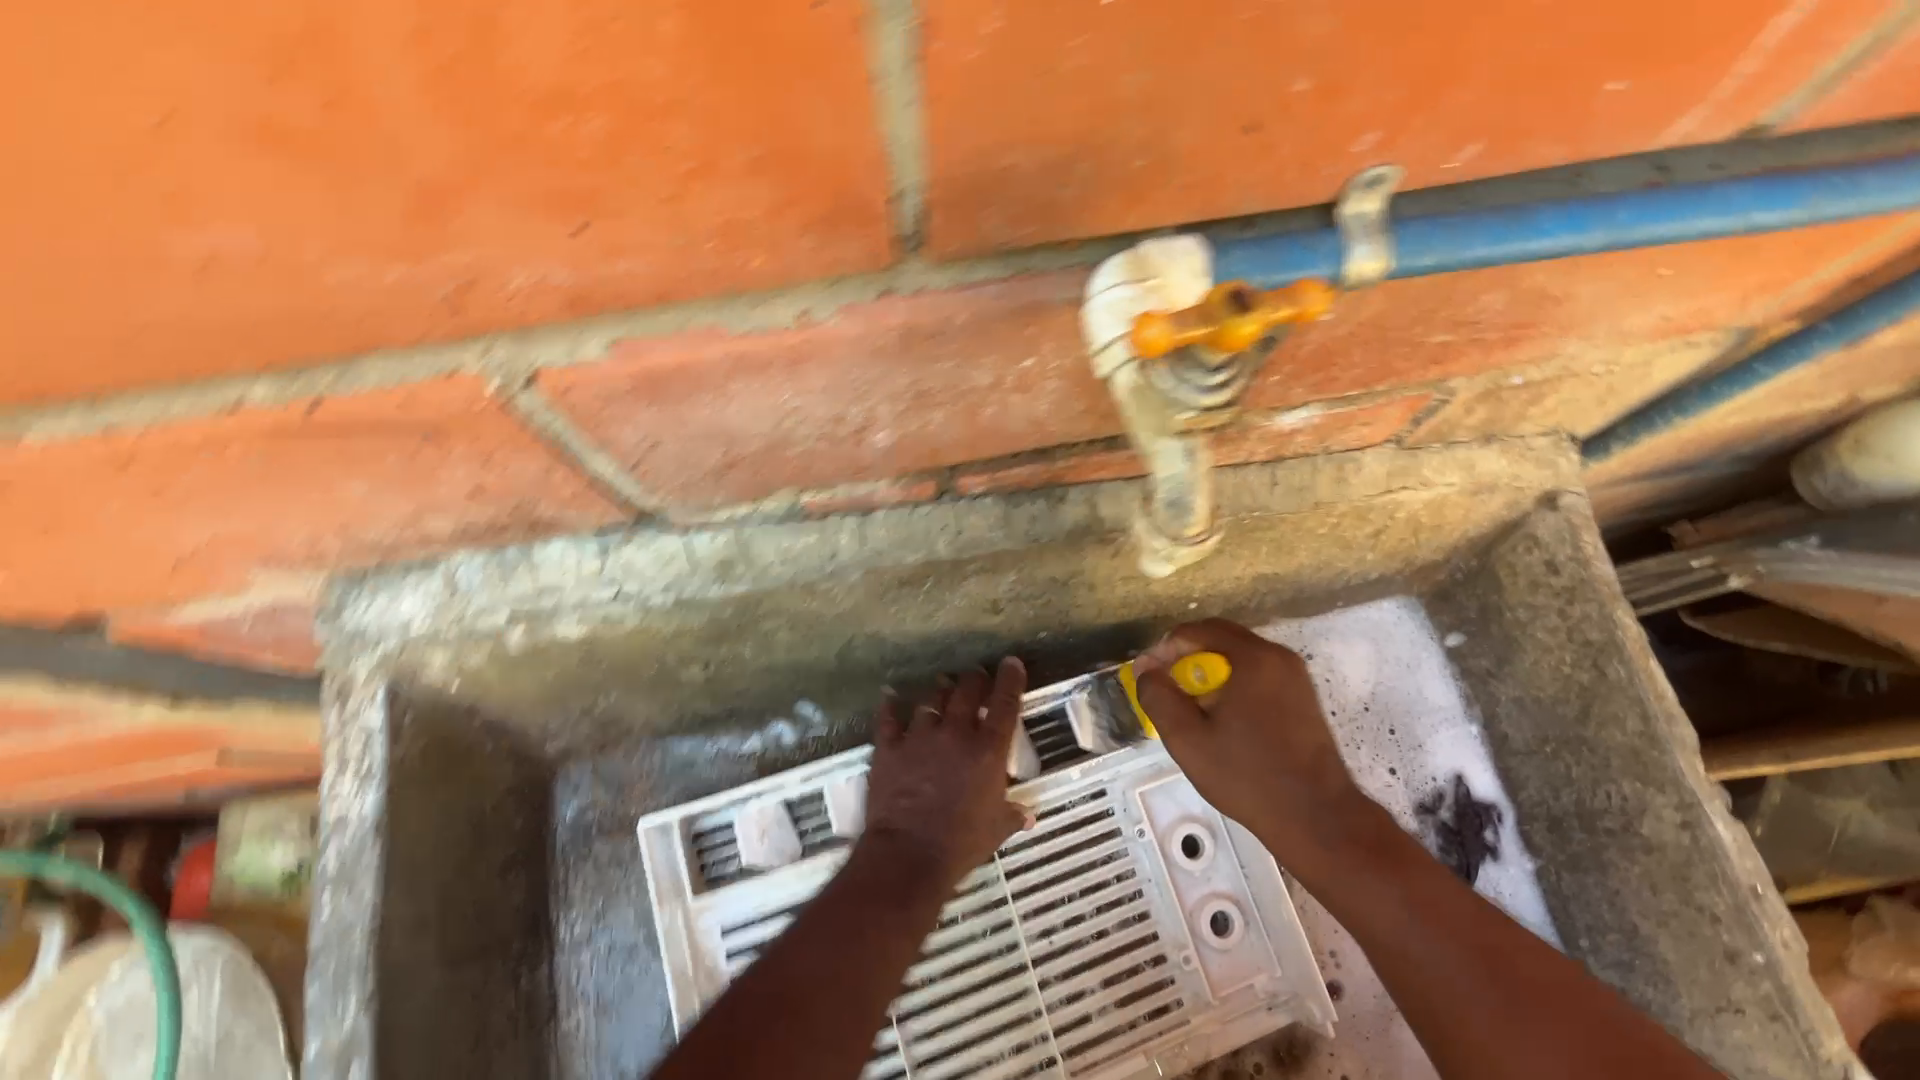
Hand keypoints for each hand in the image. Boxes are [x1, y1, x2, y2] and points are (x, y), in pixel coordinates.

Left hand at [860, 657, 1031, 892]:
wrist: (909, 854)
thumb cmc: (961, 843)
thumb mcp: (997, 829)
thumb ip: (1012, 815)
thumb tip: (1028, 815)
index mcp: (988, 751)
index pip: (1005, 704)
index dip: (1011, 680)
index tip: (1011, 663)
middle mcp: (956, 734)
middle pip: (967, 692)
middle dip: (975, 679)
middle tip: (977, 675)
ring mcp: (919, 738)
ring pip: (931, 700)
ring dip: (940, 690)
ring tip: (943, 684)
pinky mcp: (889, 748)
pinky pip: (888, 718)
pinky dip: (890, 705)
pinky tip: (891, 696)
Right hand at [1135, 619, 1370, 867]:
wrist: (1316, 816)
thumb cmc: (1248, 776)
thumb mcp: (1187, 738)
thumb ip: (1159, 697)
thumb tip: (1147, 671)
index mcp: (1253, 658)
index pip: (1197, 631)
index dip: (1164, 648)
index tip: (1148, 675)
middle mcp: (1279, 657)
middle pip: (1221, 638)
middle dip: (1187, 657)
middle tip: (1166, 687)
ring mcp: (1296, 677)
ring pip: (1240, 658)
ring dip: (1210, 672)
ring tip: (1191, 705)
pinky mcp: (1303, 698)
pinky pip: (1259, 675)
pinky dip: (1234, 684)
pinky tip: (1223, 718)